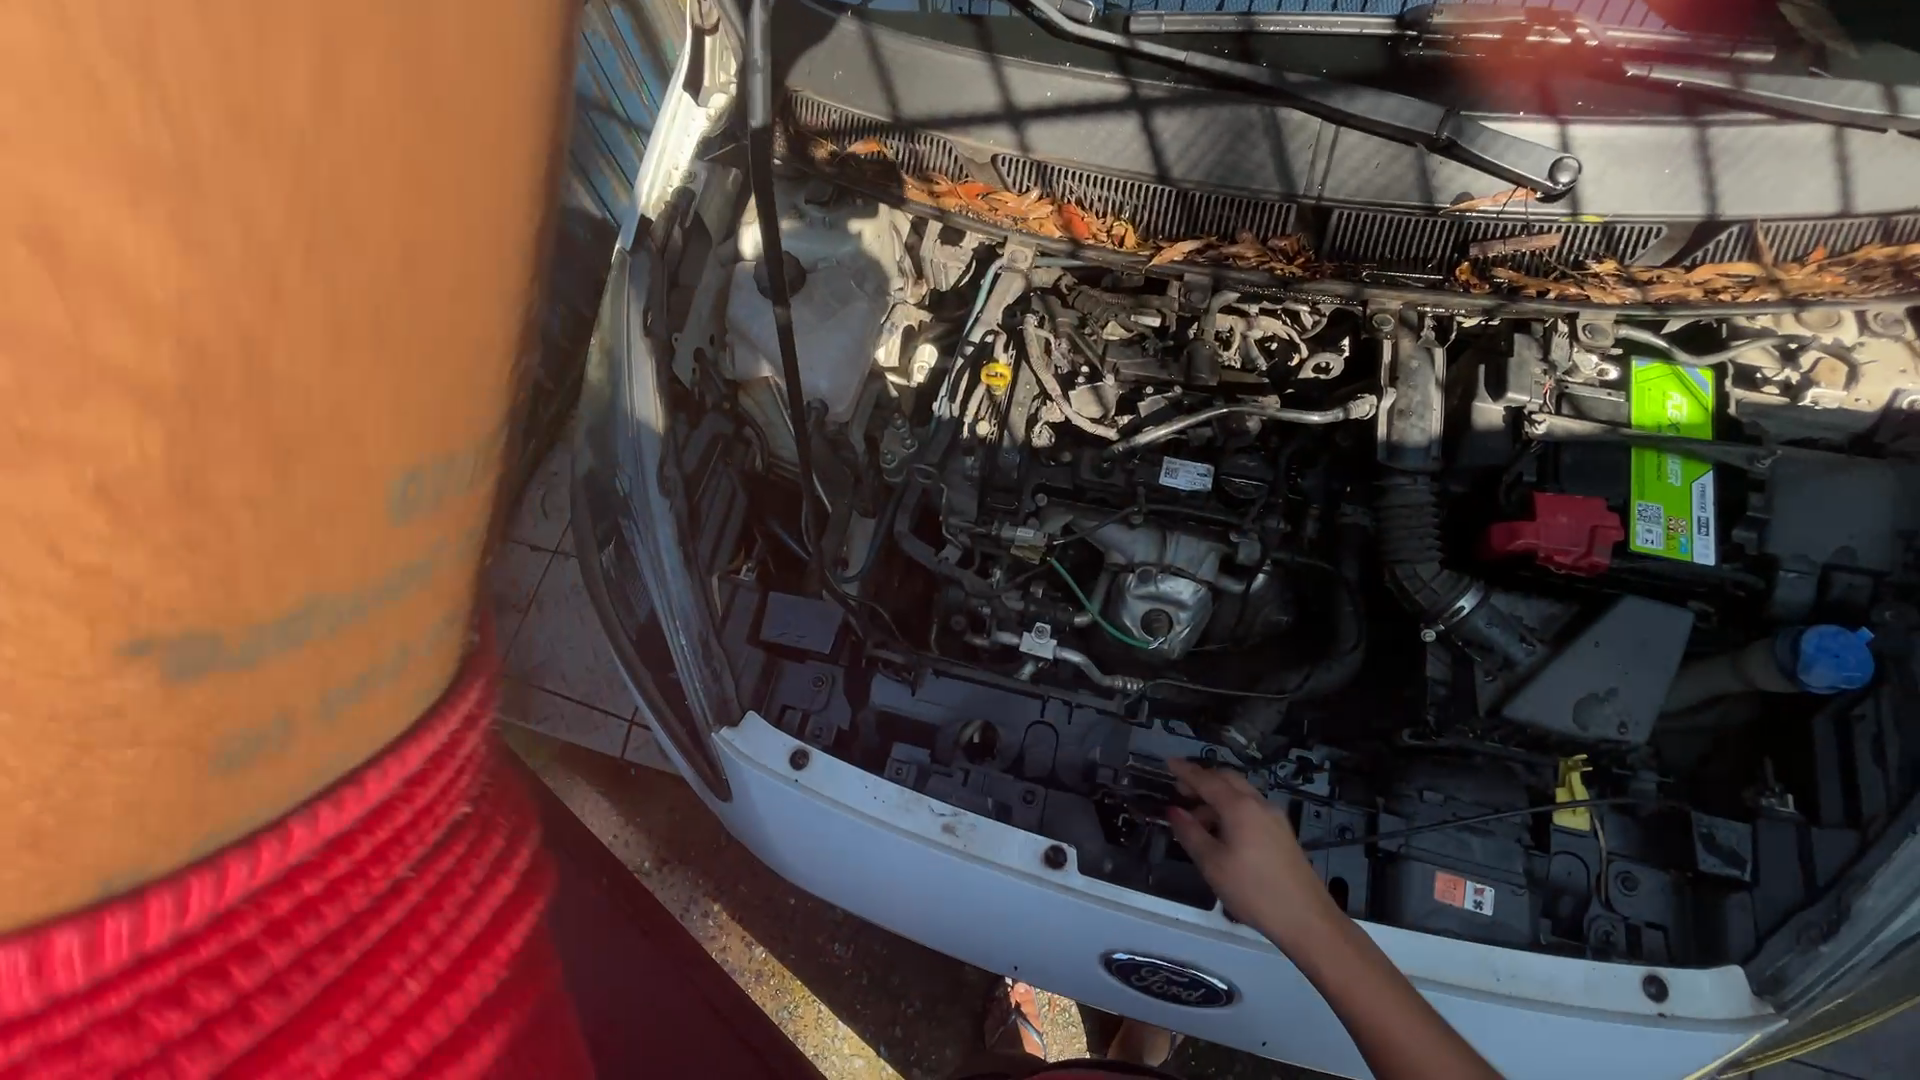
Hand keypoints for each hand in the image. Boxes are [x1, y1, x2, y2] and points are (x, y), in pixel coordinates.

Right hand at [1166, 758, 1342, 948]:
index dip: (1185, 771)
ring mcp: (1274, 818)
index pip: (1206, 780)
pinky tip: (1222, 833)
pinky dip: (1231, 809)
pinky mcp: (1282, 833)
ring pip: (1241, 794)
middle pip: (1227, 779)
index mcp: (1239, 807)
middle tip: (1180, 791)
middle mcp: (1259, 804)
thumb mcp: (1212, 864)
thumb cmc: (1252, 890)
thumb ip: (1190, 833)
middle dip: (1202, 780)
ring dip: (1217, 798)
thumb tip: (1174, 811)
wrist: (1306, 919)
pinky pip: (1251, 808)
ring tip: (1196, 820)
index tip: (1168, 763)